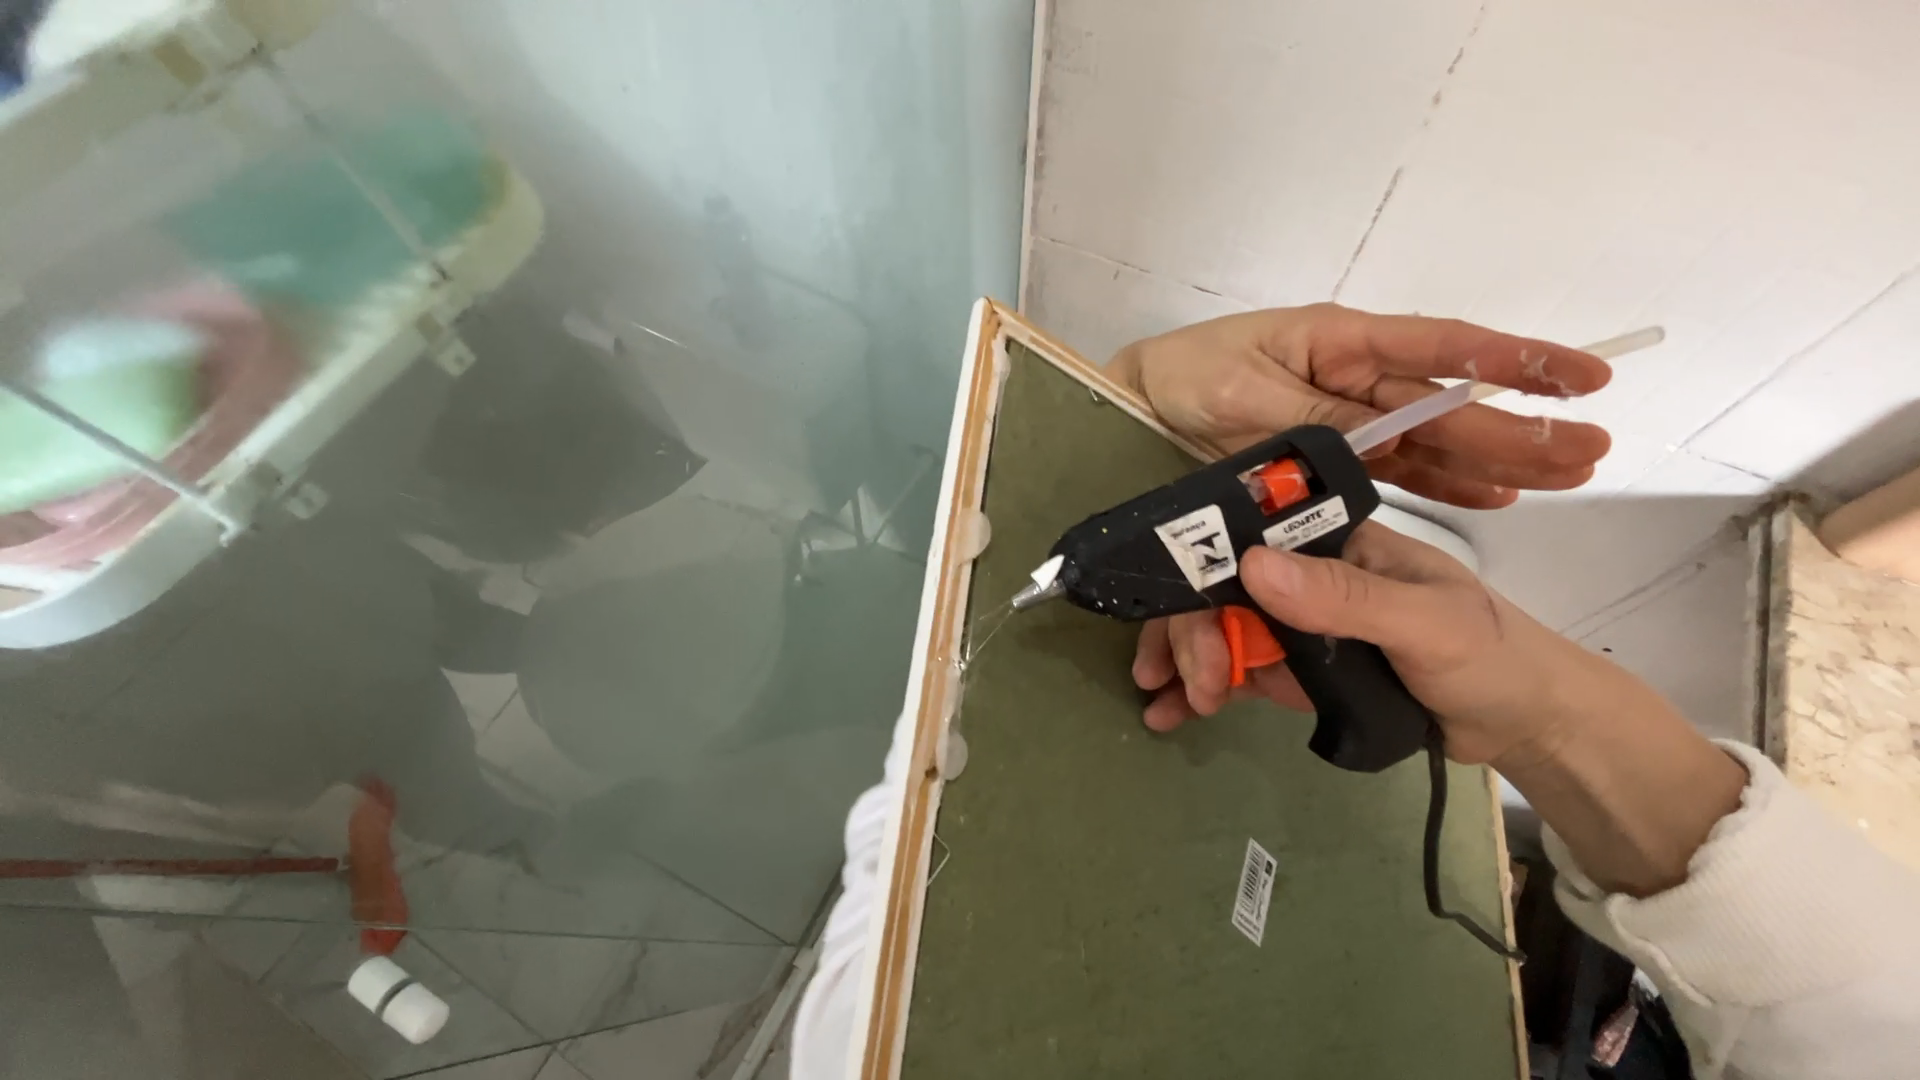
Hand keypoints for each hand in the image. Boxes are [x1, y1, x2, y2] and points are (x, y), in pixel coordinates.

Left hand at [1106, 303, 1612, 509]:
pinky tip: (1486, 496)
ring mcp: (1341, 422)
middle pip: (1445, 405)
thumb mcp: (1248, 394)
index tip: (1584, 375)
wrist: (1136, 407)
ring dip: (1491, 460)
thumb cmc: (1185, 378)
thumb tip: (1393, 437)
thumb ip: (1319, 417)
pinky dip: (1436, 485)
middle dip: (1516, 427)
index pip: (1440, 347)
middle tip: (1590, 452)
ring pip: (1428, 442)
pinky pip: (1389, 473)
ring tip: (1559, 477)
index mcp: (1339, 343)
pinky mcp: (1322, 459)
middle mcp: (1351, 380)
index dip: (1511, 361)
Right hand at [1133, 522, 1592, 765]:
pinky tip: (1176, 712)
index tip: (1173, 616)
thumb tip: (1252, 566)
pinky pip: (1235, 670)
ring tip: (1165, 706)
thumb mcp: (1424, 622)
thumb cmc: (1489, 655)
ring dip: (1183, 662)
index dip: (1197, 571)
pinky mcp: (1293, 668)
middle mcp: (1301, 576)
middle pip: (1219, 592)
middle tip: (1194, 685)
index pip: (1243, 540)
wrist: (1525, 725)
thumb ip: (1344, 596)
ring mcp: (1293, 624)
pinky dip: (1201, 688)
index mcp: (1329, 542)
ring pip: (1217, 631)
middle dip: (1191, 635)